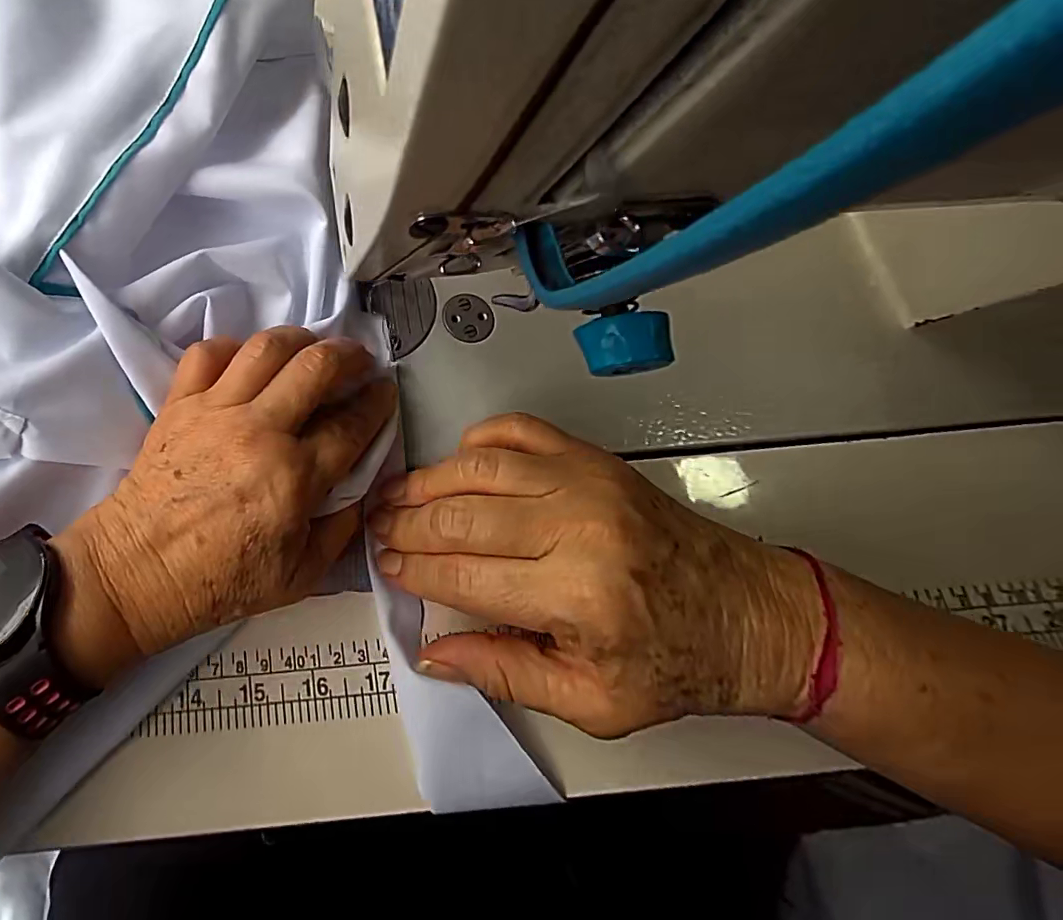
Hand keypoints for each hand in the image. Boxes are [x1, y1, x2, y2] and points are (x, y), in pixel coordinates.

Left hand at [51, 327, 396, 687]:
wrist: (142, 567)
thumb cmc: (220, 580)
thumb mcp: (301, 575)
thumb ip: (340, 527)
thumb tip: (362, 484)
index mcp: (294, 477)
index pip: (352, 423)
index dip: (377, 402)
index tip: (384, 393)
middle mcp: (258, 432)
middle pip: (315, 366)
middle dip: (349, 356)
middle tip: (357, 362)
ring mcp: (214, 412)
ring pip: (265, 348)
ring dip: (297, 340)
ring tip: (307, 350)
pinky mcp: (178, 405)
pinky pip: (206, 354)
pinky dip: (230, 348)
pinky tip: (243, 363)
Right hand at [370, 413, 823, 738]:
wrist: (755, 614)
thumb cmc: (675, 663)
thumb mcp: (593, 702)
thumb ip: (504, 675)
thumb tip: (430, 652)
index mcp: (579, 598)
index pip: (461, 576)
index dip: (413, 572)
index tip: (387, 567)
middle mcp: (579, 530)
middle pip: (457, 519)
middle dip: (404, 526)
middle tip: (377, 531)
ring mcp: (586, 483)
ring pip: (474, 470)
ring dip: (423, 483)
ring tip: (393, 496)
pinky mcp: (593, 459)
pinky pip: (513, 431)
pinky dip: (475, 441)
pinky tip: (455, 465)